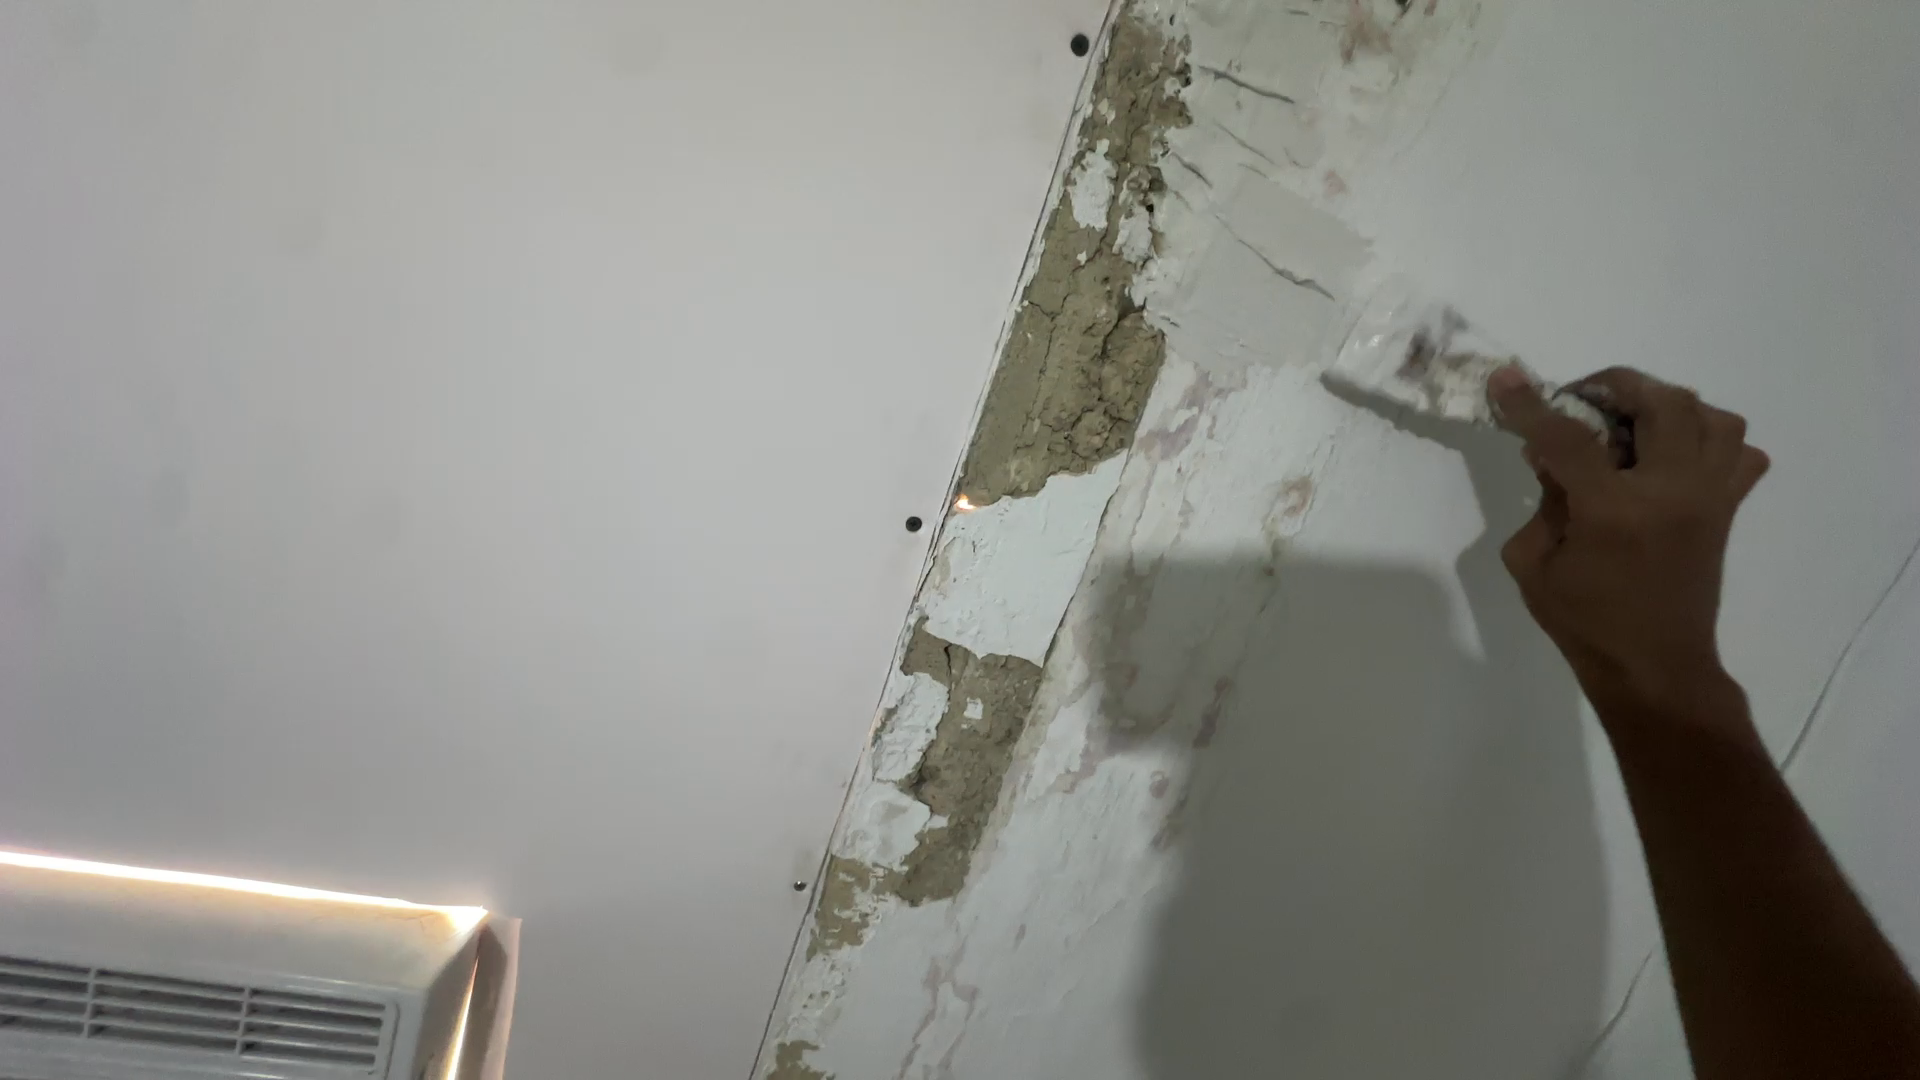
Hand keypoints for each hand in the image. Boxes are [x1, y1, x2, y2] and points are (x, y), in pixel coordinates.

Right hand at [1487, 366, 1769, 713]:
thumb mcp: (1531, 559)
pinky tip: (1667, 452)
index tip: (1505, 377)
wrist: (1652, 661)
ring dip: (1663, 404)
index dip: (1531, 405)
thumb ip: (1543, 501)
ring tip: (1623, 420)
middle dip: (1613, 386)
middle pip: (1661, 405)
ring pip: (1710, 417)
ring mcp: (1711, 497)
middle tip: (1575, 397)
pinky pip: (1737, 451)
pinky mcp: (1727, 507)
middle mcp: (1673, 491)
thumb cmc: (1579, 616)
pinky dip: (1706, 436)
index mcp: (1613, 509)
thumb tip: (1552, 457)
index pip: (1567, 439)